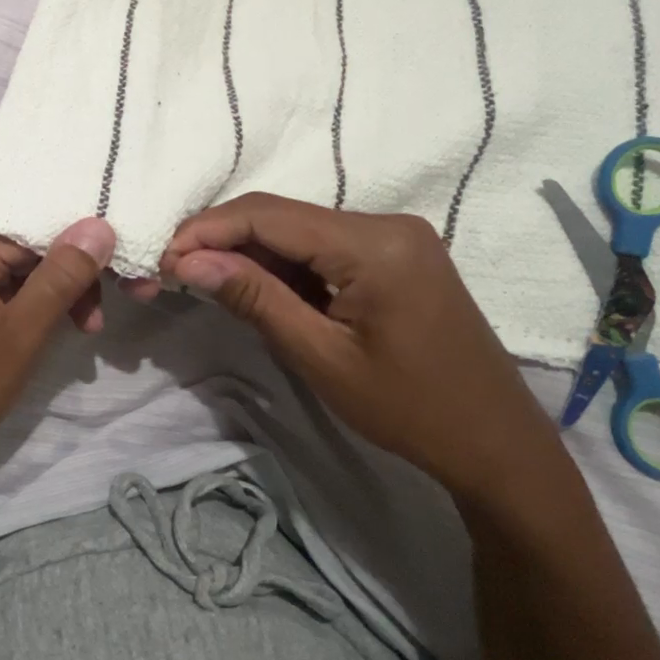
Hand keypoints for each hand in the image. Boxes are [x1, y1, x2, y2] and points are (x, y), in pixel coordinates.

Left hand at [0, 218, 115, 471]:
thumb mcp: (20, 335)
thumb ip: (59, 279)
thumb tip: (98, 226)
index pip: (32, 228)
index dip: (79, 246)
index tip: (121, 266)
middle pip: (32, 243)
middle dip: (76, 272)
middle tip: (118, 301)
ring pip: (31, 262)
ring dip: (66, 290)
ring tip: (91, 325)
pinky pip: (17, 280)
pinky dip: (46, 300)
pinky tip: (73, 322)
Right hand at [161, 193, 561, 500]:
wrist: (497, 446)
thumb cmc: (410, 409)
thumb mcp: (320, 357)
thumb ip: (253, 298)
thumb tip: (187, 260)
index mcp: (375, 244)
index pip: (267, 215)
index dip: (206, 230)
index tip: (162, 260)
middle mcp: (387, 224)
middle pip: (280, 214)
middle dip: (222, 239)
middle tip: (175, 272)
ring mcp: (396, 237)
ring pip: (297, 228)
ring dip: (249, 252)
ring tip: (206, 282)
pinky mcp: (396, 255)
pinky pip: (322, 245)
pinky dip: (282, 264)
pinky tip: (256, 288)